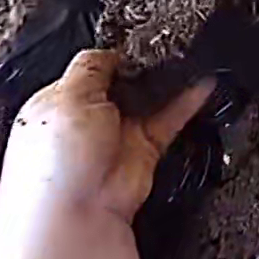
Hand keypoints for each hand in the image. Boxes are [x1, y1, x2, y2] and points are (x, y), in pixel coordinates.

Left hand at [0, 50, 212, 227]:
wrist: (78, 213)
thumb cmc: (54, 166)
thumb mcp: (66, 98)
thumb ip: (90, 68)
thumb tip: (109, 52)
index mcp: (56, 103)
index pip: (88, 69)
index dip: (111, 57)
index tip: (135, 45)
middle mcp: (87, 118)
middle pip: (122, 82)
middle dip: (142, 68)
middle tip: (165, 50)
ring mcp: (118, 133)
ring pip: (150, 97)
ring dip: (168, 81)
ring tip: (191, 59)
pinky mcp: (145, 146)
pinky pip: (171, 117)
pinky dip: (189, 101)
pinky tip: (204, 83)